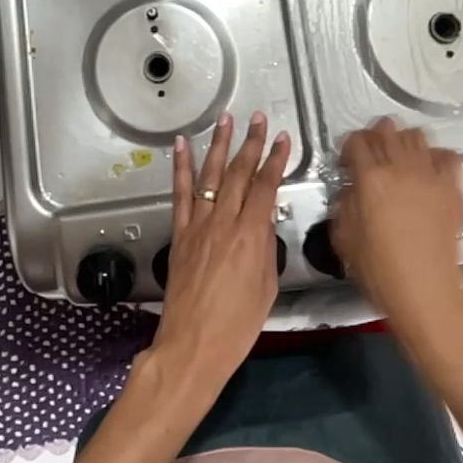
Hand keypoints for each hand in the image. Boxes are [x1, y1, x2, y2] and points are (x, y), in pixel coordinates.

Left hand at [149, 111, 290, 398]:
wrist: (192, 344)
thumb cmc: (238, 325)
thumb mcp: (266, 287)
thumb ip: (265, 249)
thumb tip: (263, 223)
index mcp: (251, 235)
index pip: (266, 187)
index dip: (275, 160)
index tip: (282, 139)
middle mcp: (224, 222)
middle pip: (240, 174)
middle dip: (251, 143)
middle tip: (259, 118)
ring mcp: (198, 224)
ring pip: (211, 176)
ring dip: (220, 145)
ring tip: (226, 119)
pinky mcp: (180, 233)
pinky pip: (180, 193)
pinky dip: (180, 167)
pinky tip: (181, 145)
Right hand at [331, 117, 462, 332]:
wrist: (426, 290)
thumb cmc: (380, 269)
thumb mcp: (344, 237)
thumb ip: (343, 204)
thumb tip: (351, 190)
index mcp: (370, 177)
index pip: (356, 140)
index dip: (348, 147)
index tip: (347, 163)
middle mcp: (400, 167)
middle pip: (386, 128)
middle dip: (374, 138)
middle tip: (370, 158)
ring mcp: (430, 175)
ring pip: (416, 135)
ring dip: (403, 142)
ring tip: (399, 161)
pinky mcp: (452, 187)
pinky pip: (448, 155)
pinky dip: (436, 156)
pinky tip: (429, 170)